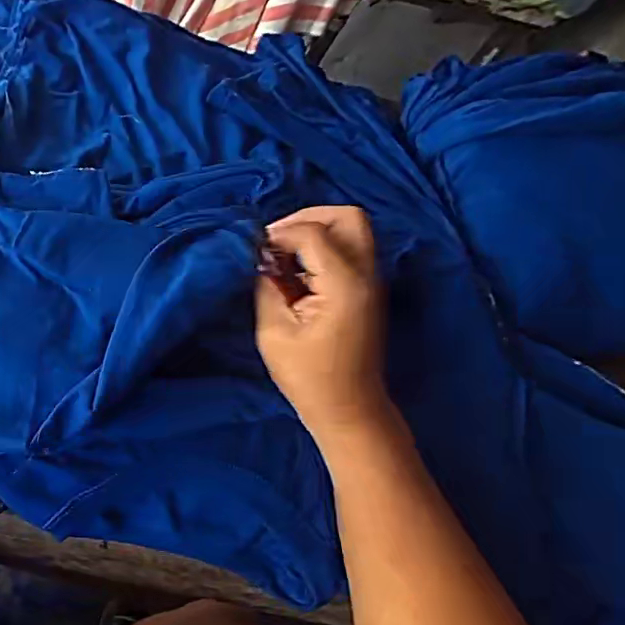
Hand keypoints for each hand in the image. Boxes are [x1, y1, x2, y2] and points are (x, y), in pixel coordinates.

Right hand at [254, 206, 390, 436]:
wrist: (348, 408)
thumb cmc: (307, 376)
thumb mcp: (273, 332)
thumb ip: (267, 287)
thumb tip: (261, 258)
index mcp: (344, 285)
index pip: (312, 233)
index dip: (278, 234)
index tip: (253, 251)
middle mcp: (366, 275)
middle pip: (347, 217)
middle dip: (306, 218)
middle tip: (274, 239)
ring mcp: (371, 281)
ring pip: (352, 229)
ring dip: (314, 232)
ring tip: (280, 255)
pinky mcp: (366, 290)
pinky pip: (348, 250)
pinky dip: (320, 248)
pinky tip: (294, 272)